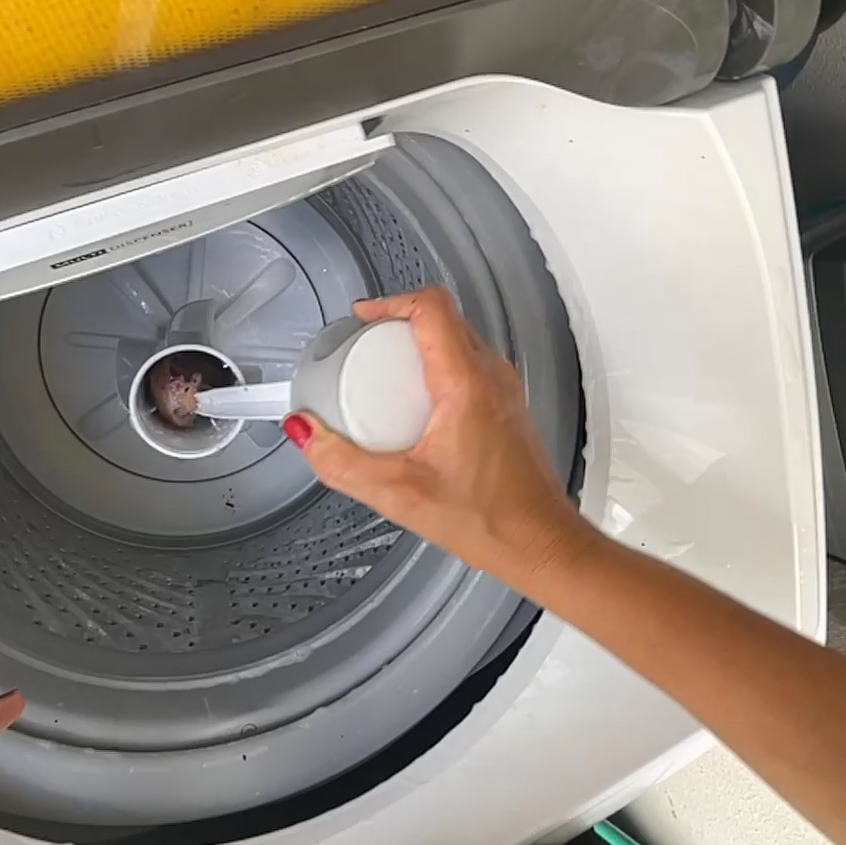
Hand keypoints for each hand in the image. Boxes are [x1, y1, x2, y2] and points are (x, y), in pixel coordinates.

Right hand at [287, 287, 585, 580]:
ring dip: (418, 343)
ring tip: (382, 370)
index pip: (432, 308)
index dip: (390, 302)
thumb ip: (341, 462)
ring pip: (458, 339)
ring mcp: (503, 389)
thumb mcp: (398, 493)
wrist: (539, 542)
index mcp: (467, 383)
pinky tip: (413, 402)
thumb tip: (306, 431)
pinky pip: (468, 364)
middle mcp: (492, 376)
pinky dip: (436, 365)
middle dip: (397, 322)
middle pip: (443, 318)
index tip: (362, 317)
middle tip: (363, 344)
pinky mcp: (506, 405)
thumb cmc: (490, 520)